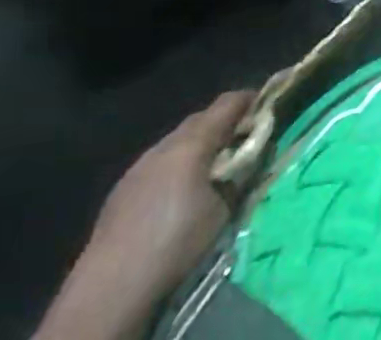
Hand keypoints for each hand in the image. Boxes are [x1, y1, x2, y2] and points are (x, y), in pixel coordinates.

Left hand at [86, 91, 253, 300]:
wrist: (114, 280)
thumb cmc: (177, 241)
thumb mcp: (222, 211)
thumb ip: (238, 176)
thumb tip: (250, 157)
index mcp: (193, 143)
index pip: (226, 105)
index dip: (248, 100)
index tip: (265, 103)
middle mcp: (165, 143)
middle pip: (200, 119)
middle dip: (223, 122)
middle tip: (243, 136)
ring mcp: (141, 162)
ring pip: (177, 140)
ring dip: (198, 143)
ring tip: (212, 164)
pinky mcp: (125, 184)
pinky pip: (159, 161)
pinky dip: (176, 163)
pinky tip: (178, 190)